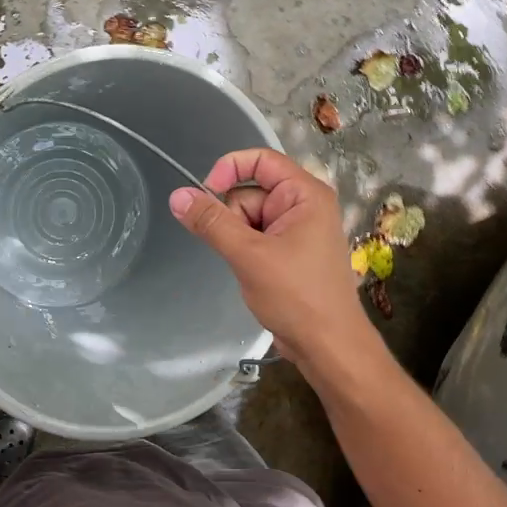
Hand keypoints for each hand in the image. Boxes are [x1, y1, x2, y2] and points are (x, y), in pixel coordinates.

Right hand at [168, 149, 371, 363]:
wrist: (328, 347)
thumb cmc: (297, 296)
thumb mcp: (248, 255)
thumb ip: (211, 222)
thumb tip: (178, 196)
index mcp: (305, 194)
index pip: (261, 160)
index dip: (229, 169)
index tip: (205, 195)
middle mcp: (304, 205)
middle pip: (250, 191)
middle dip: (233, 216)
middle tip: (239, 249)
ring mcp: (298, 230)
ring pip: (249, 217)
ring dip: (238, 238)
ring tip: (249, 267)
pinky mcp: (290, 252)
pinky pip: (256, 237)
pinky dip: (245, 250)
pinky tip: (251, 273)